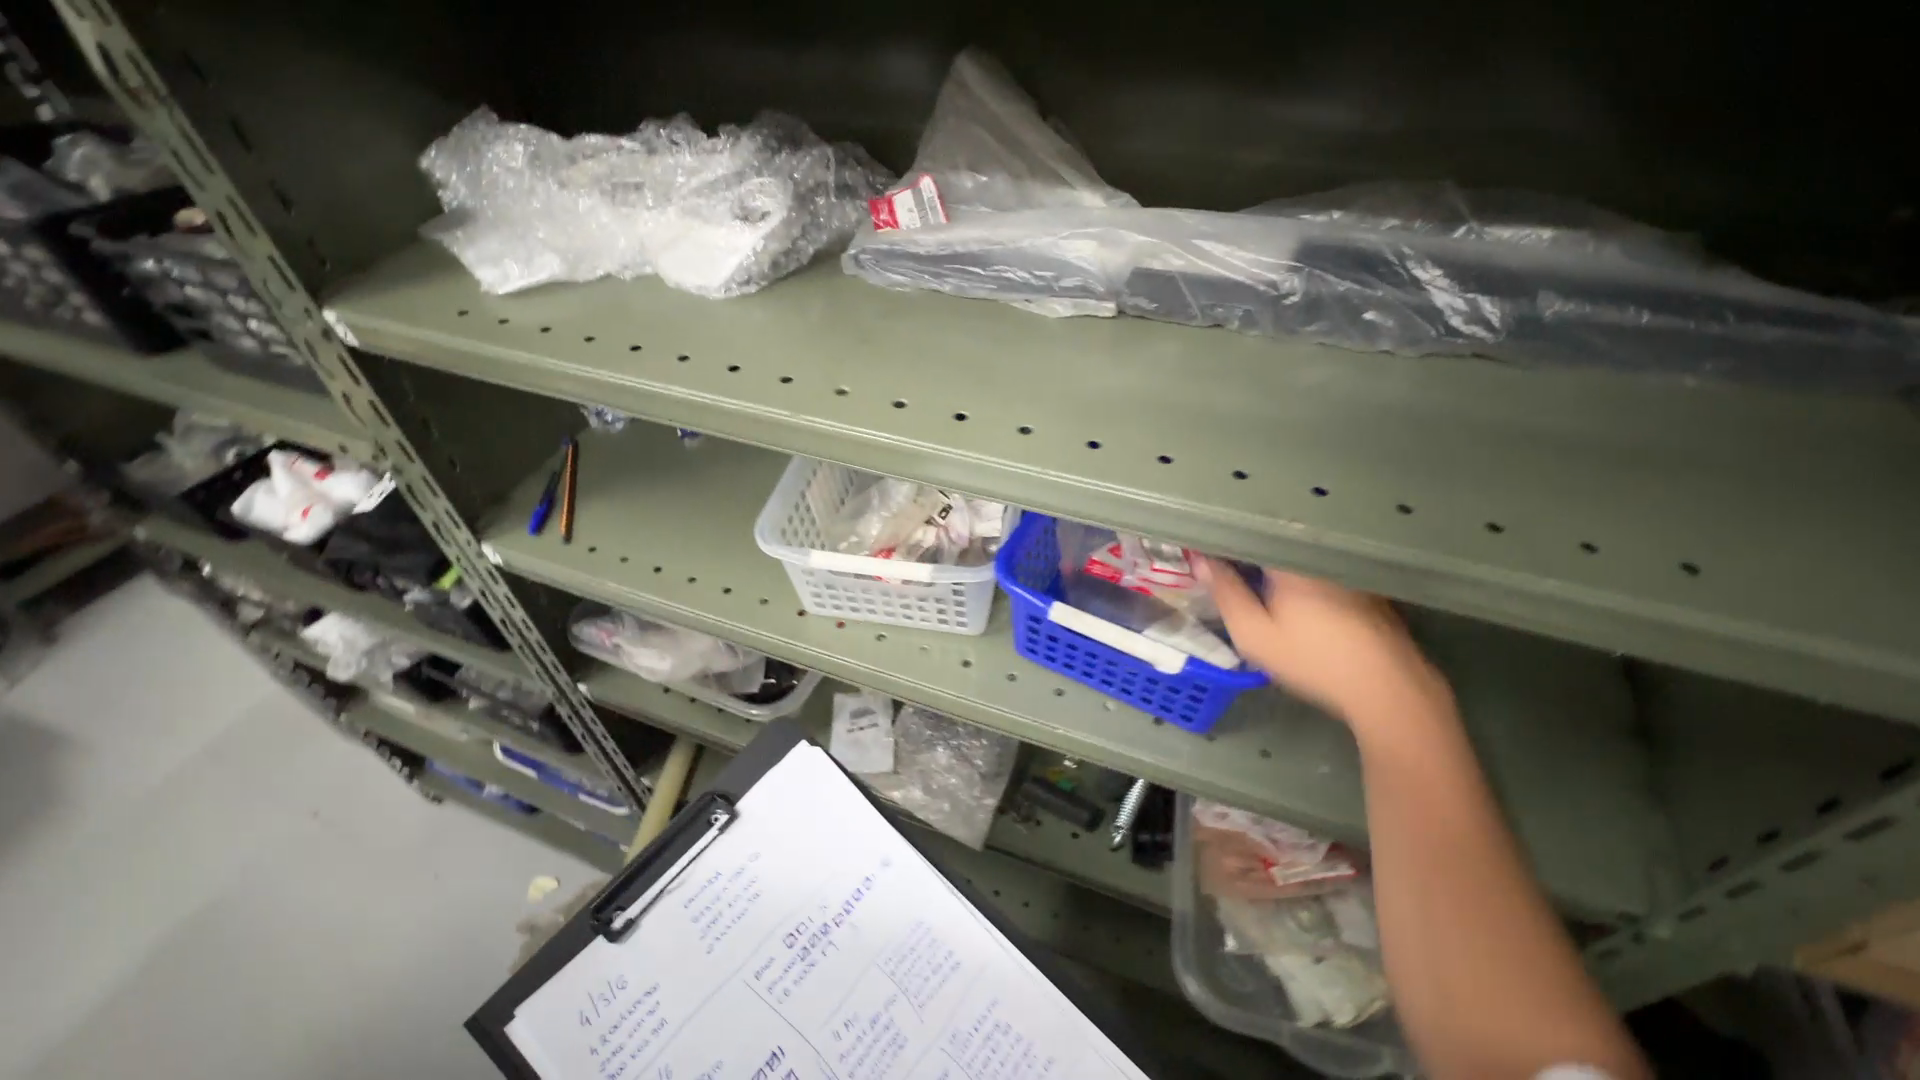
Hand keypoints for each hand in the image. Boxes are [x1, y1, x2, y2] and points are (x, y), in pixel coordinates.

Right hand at [1194, 558, 1446, 724]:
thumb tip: (1200, 561)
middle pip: (1275, 538)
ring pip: (1301, 553)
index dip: (1224, 537)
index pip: (1249, 531)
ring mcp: (1346, 568)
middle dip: (1249, 547)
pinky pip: (1321, 567)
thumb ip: (1226, 594)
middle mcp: (1320, 554)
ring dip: (1276, 559)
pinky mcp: (1364, 585)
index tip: (1203, 547)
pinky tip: (1295, 596)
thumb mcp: (1255, 635)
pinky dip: (1302, 572)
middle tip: (1224, 562)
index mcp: (1290, 559)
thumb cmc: (1314, 660)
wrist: (1387, 688)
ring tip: (1253, 574)